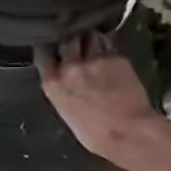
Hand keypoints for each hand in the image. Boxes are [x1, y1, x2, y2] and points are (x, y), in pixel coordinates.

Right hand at [36, 32, 170, 168]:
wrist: (127, 132)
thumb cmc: (96, 134)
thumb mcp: (67, 113)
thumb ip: (63, 91)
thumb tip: (68, 81)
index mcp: (54, 84)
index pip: (43, 53)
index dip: (49, 48)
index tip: (53, 48)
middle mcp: (71, 67)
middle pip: (67, 39)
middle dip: (72, 41)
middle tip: (79, 47)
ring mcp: (94, 60)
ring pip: (90, 36)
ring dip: (92, 40)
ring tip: (97, 49)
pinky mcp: (116, 58)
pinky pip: (109, 46)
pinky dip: (109, 49)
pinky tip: (112, 61)